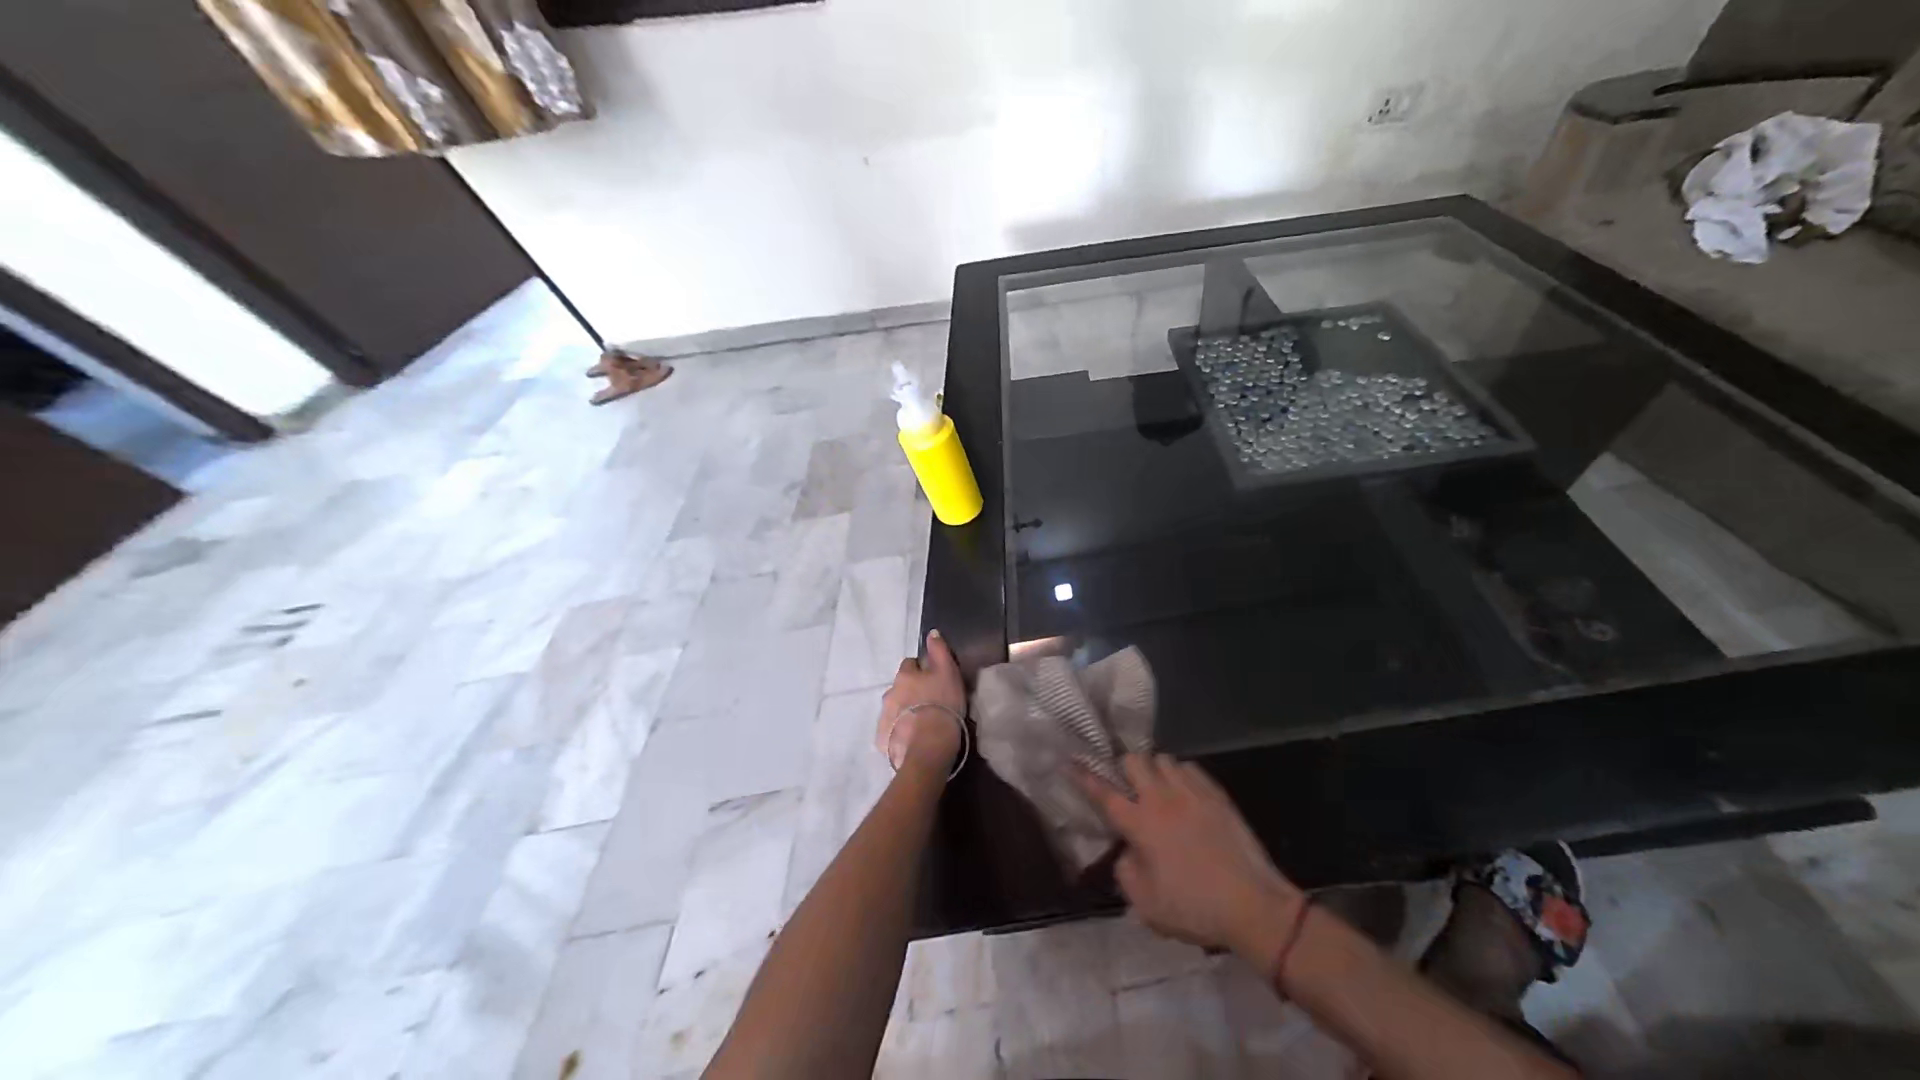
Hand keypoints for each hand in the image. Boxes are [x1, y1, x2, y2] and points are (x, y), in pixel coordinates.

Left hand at [878, 630, 965, 774]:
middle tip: (929, 702)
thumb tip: (931, 632)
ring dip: (905, 711)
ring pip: (894, 707)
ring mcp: (884, 716)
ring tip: (921, 723)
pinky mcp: (882, 739)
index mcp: (904, 676)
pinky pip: (891, 730)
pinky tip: (912, 738)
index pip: (910, 664)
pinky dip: (899, 731)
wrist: (928, 747)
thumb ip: (939, 651)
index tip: (934, 680)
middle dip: (910, 691)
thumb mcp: (948, 672)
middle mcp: (889, 693)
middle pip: (900, 687)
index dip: (922, 671)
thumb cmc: (942, 705)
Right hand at [1078, 754, 1303, 975]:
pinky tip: (1184, 793)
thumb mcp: (1146, 905)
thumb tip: (1126, 852)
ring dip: (1154, 769)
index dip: (1083, 776)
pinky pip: (1190, 768)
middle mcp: (1162, 799)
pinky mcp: (1217, 795)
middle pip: (1133, 760)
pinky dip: (1181, 774)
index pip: (1103, 792)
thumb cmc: (1194, 909)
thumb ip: (1125, 872)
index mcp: (1140, 824)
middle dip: (1125, 768)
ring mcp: (1191, 793)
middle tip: (1127, 787)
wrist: (1253, 906)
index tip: (1069, 762)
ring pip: (1163, 758)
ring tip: (1157, 788)